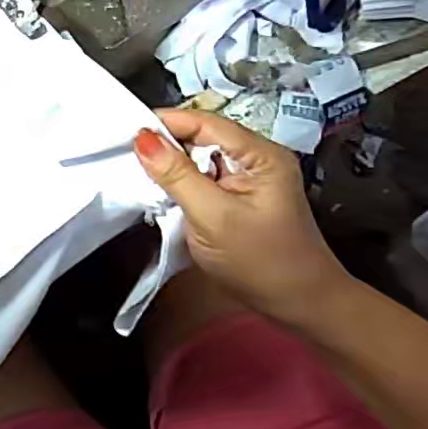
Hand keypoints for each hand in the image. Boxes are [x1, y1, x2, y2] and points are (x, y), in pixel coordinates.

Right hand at [133, 109, 354, 328]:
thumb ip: (177, 175)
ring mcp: (249, 179)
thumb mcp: (212, 216)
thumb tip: (142, 138)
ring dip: (173, 167)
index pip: (205, 123)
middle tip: (129, 157)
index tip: (127, 133)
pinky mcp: (240, 198)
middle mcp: (256, 158)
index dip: (166, 124)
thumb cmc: (260, 262)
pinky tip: (165, 193)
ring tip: (142, 175)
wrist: (300, 305)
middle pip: (202, 137)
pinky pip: (204, 179)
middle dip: (167, 145)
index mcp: (260, 154)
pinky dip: (183, 184)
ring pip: (200, 158)